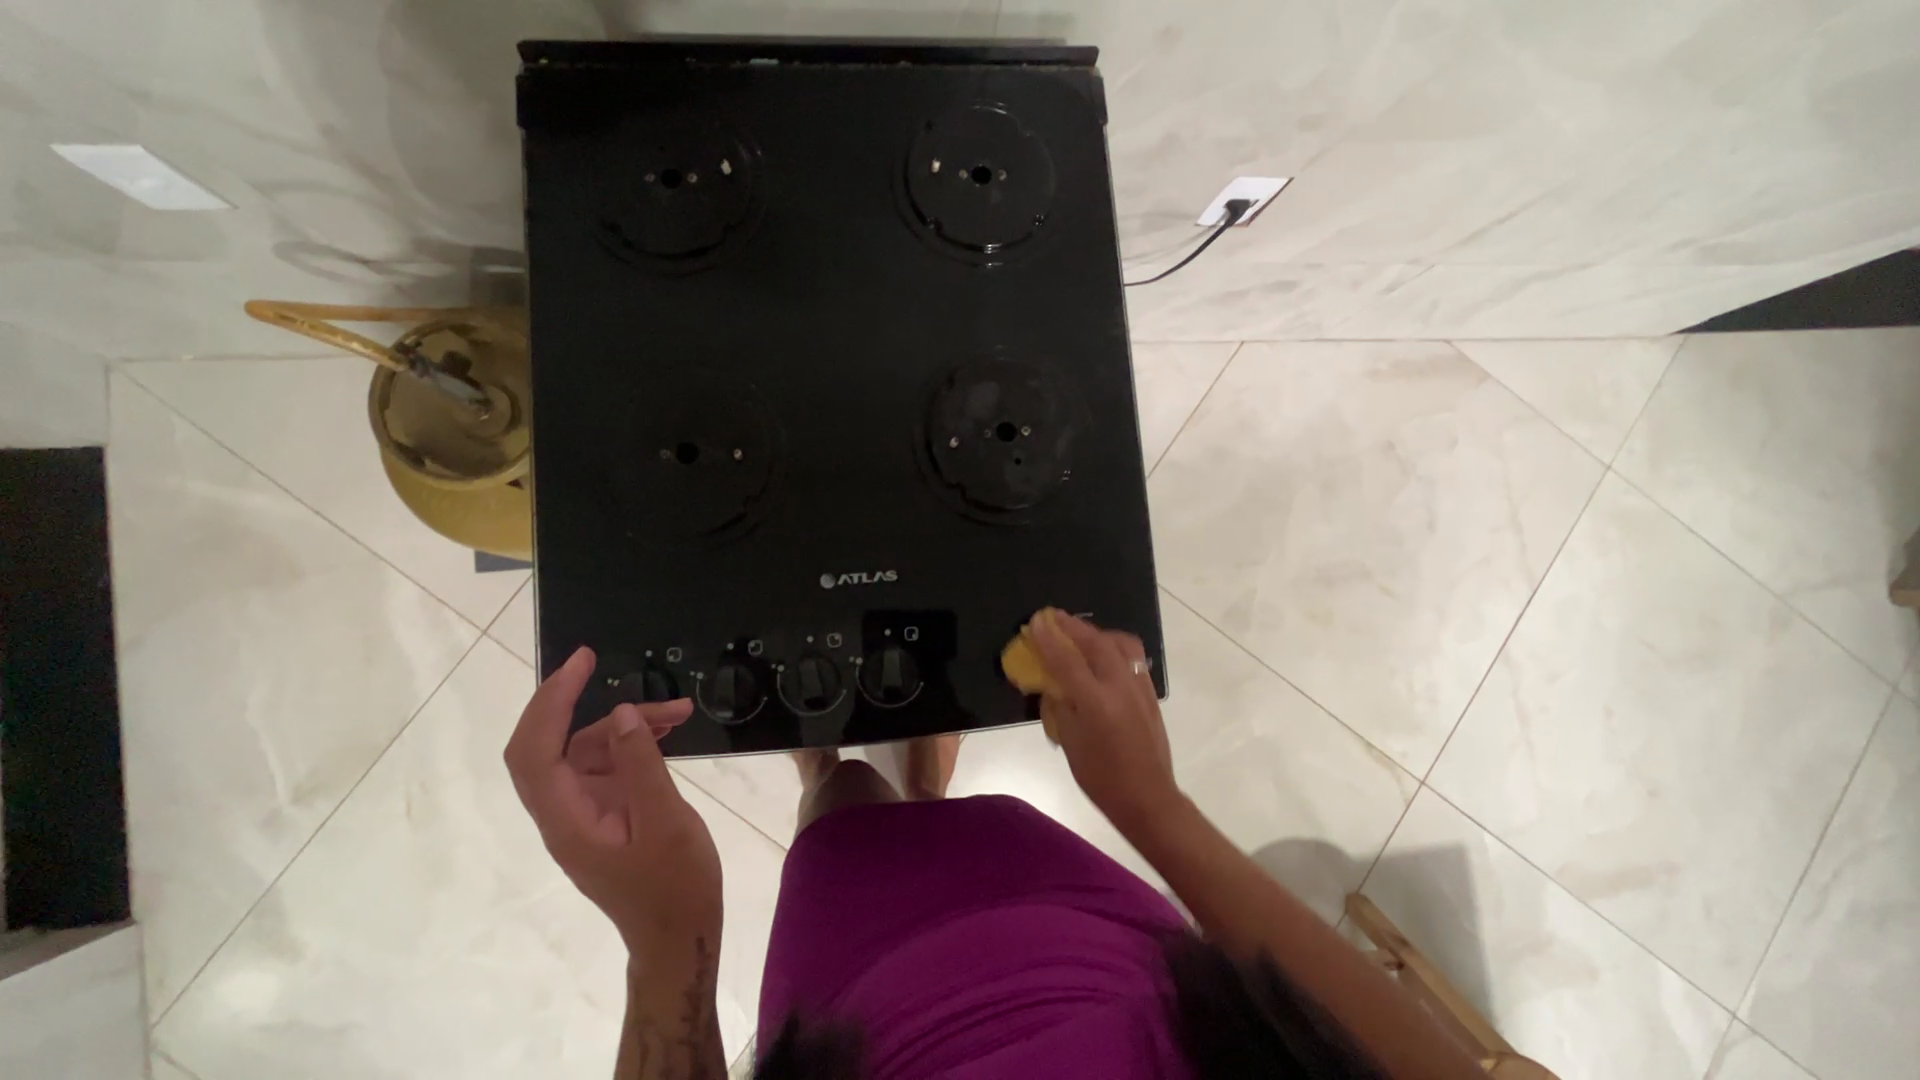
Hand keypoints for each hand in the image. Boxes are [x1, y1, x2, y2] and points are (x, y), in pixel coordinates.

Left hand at [504, 646, 721, 955]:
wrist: (681, 936)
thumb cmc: (674, 886)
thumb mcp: (666, 822)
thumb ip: (641, 765)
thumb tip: (619, 714)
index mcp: (566, 820)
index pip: (534, 751)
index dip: (550, 702)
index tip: (581, 664)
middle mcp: (565, 812)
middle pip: (548, 746)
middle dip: (569, 701)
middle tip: (595, 662)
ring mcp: (586, 812)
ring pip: (588, 750)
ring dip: (626, 723)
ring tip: (679, 710)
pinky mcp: (609, 813)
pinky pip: (612, 765)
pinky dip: (636, 742)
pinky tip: (672, 729)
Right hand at [1026, 609, 1183, 830]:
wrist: (1147, 797)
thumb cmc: (1101, 778)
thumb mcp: (1070, 743)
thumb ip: (1060, 706)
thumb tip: (1052, 684)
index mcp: (1095, 703)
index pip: (1067, 661)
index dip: (1049, 639)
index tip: (1035, 621)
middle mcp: (1120, 687)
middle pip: (1095, 643)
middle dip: (1072, 627)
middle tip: (1053, 617)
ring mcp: (1139, 687)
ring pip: (1120, 644)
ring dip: (1096, 632)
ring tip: (1081, 632)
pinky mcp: (1151, 692)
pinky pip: (1133, 657)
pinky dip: (1115, 646)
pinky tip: (1104, 653)